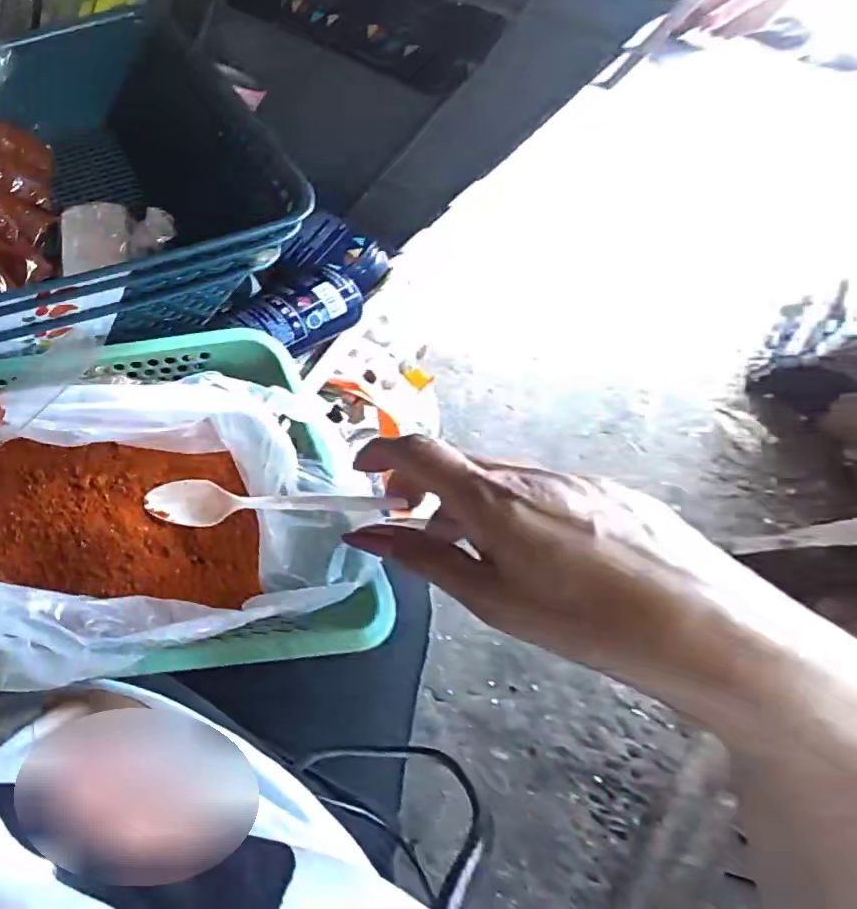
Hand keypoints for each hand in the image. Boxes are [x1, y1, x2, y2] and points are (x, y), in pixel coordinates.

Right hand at [344, 436, 788, 709]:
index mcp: (492, 500)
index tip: (361, 472)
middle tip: (415, 524)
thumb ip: (421, 558)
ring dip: (467, 499)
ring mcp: (578, 481)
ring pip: (499, 475)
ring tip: (479, 547)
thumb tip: (365, 536)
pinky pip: (544, 486)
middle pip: (454, 462)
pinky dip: (515, 504)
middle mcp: (531, 477)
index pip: (416, 449)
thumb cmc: (592, 626)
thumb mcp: (490, 599)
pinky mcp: (617, 493)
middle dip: (420, 485)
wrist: (732, 644)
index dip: (378, 451)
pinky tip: (540, 551)